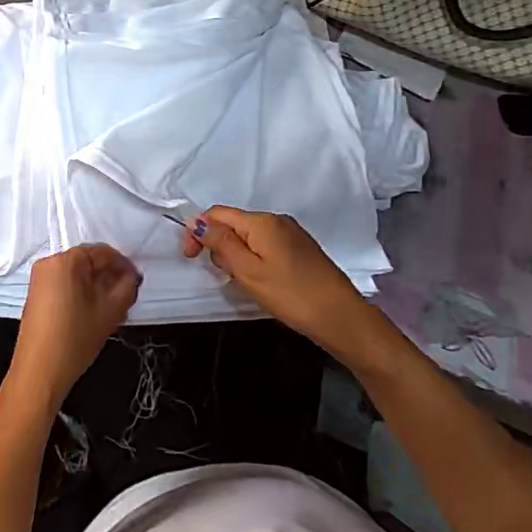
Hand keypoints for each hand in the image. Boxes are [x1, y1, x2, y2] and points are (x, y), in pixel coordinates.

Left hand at [6, 244, 138, 410]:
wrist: (40, 370)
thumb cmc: (75, 337)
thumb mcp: (111, 311)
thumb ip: (126, 286)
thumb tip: (130, 276)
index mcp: (65, 260)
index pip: (103, 252)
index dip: (124, 266)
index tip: (136, 282)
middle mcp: (48, 263)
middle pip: (88, 262)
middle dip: (109, 278)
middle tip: (127, 297)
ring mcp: (39, 279)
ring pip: (77, 276)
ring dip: (97, 288)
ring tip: (113, 310)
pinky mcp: (36, 295)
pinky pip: (65, 285)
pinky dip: (82, 294)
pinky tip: (94, 314)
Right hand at [182, 206, 384, 359]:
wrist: (341, 317)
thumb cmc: (291, 295)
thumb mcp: (248, 271)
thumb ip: (220, 244)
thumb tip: (197, 221)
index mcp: (261, 222)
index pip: (217, 213)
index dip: (197, 231)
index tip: (190, 257)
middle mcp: (276, 220)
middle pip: (232, 224)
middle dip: (219, 246)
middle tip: (227, 276)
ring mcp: (291, 233)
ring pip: (247, 236)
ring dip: (236, 255)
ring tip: (246, 282)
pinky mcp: (299, 248)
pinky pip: (264, 245)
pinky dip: (253, 259)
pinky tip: (262, 281)